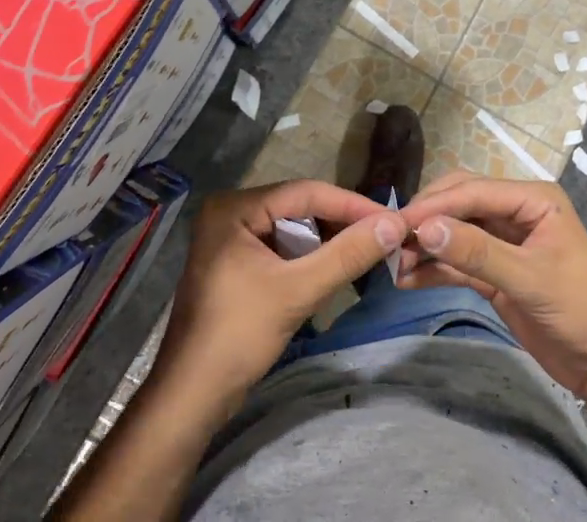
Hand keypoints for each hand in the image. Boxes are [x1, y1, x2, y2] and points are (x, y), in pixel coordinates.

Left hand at [157, 180, 407, 400]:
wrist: (192, 394)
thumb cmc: (238, 335)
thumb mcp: (298, 291)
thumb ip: (347, 255)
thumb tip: (395, 224)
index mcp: (234, 207)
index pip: (305, 192)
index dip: (352, 205)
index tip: (393, 220)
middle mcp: (230, 213)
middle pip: (300, 208)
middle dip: (342, 223)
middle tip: (386, 238)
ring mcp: (230, 239)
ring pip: (294, 229)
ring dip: (330, 241)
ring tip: (370, 252)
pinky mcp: (236, 264)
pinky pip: (282, 249)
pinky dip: (311, 258)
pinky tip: (338, 268)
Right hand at [396, 174, 586, 401]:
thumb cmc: (581, 311)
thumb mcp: (529, 279)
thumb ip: (478, 252)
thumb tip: (425, 229)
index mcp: (535, 200)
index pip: (474, 190)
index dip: (435, 205)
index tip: (397, 223)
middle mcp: (517, 213)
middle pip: (460, 204)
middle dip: (427, 220)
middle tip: (390, 240)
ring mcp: (505, 242)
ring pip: (455, 233)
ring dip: (425, 247)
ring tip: (392, 265)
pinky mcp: (496, 273)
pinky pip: (458, 263)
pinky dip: (434, 270)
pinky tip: (407, 280)